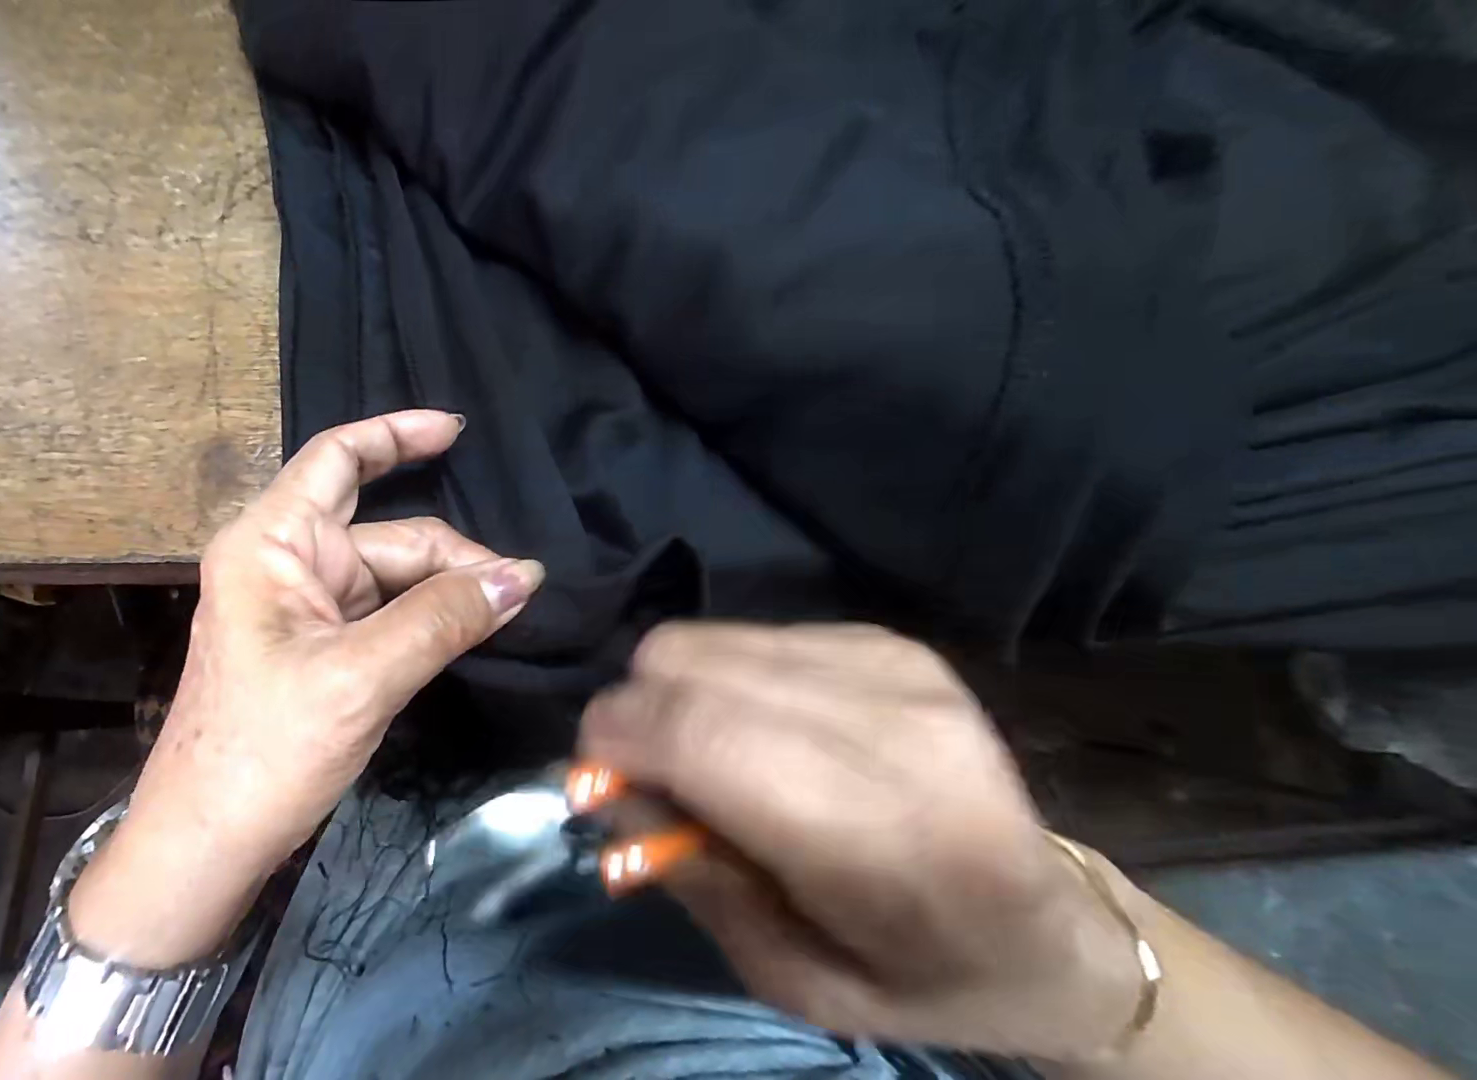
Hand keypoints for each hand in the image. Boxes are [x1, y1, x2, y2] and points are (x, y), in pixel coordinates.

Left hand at [71, 410, 543, 964]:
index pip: (337, 459)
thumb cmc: (264, 752)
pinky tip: (474, 625)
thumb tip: (522, 577)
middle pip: (387, 532)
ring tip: (508, 609)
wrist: (208, 844)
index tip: (456, 430)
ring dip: (449, 592)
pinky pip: (390, 613)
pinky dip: (432, 617)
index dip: (396, 435)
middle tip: (519, 586)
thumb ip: (442, 619)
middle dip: (453, 554)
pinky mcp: (323, 647)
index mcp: (273, 544)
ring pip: (396, 578)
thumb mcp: (360, 677)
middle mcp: (288, 563)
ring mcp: (307, 608)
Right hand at [578, 622, 1144, 1061]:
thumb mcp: (787, 973)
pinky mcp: (887, 639)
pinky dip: (720, 677)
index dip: (615, 739)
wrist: (1054, 925)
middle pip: (687, 665)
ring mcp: (891, 664)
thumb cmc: (916, 973)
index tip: (590, 776)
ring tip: (704, 749)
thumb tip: (603, 786)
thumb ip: (687, 872)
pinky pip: (747, 635)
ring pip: (706, 640)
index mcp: (881, 834)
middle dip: (632, 712)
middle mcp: (890, 723)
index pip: (700, 736)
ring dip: (674, 692)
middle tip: (641, 767)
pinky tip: (757, 724)